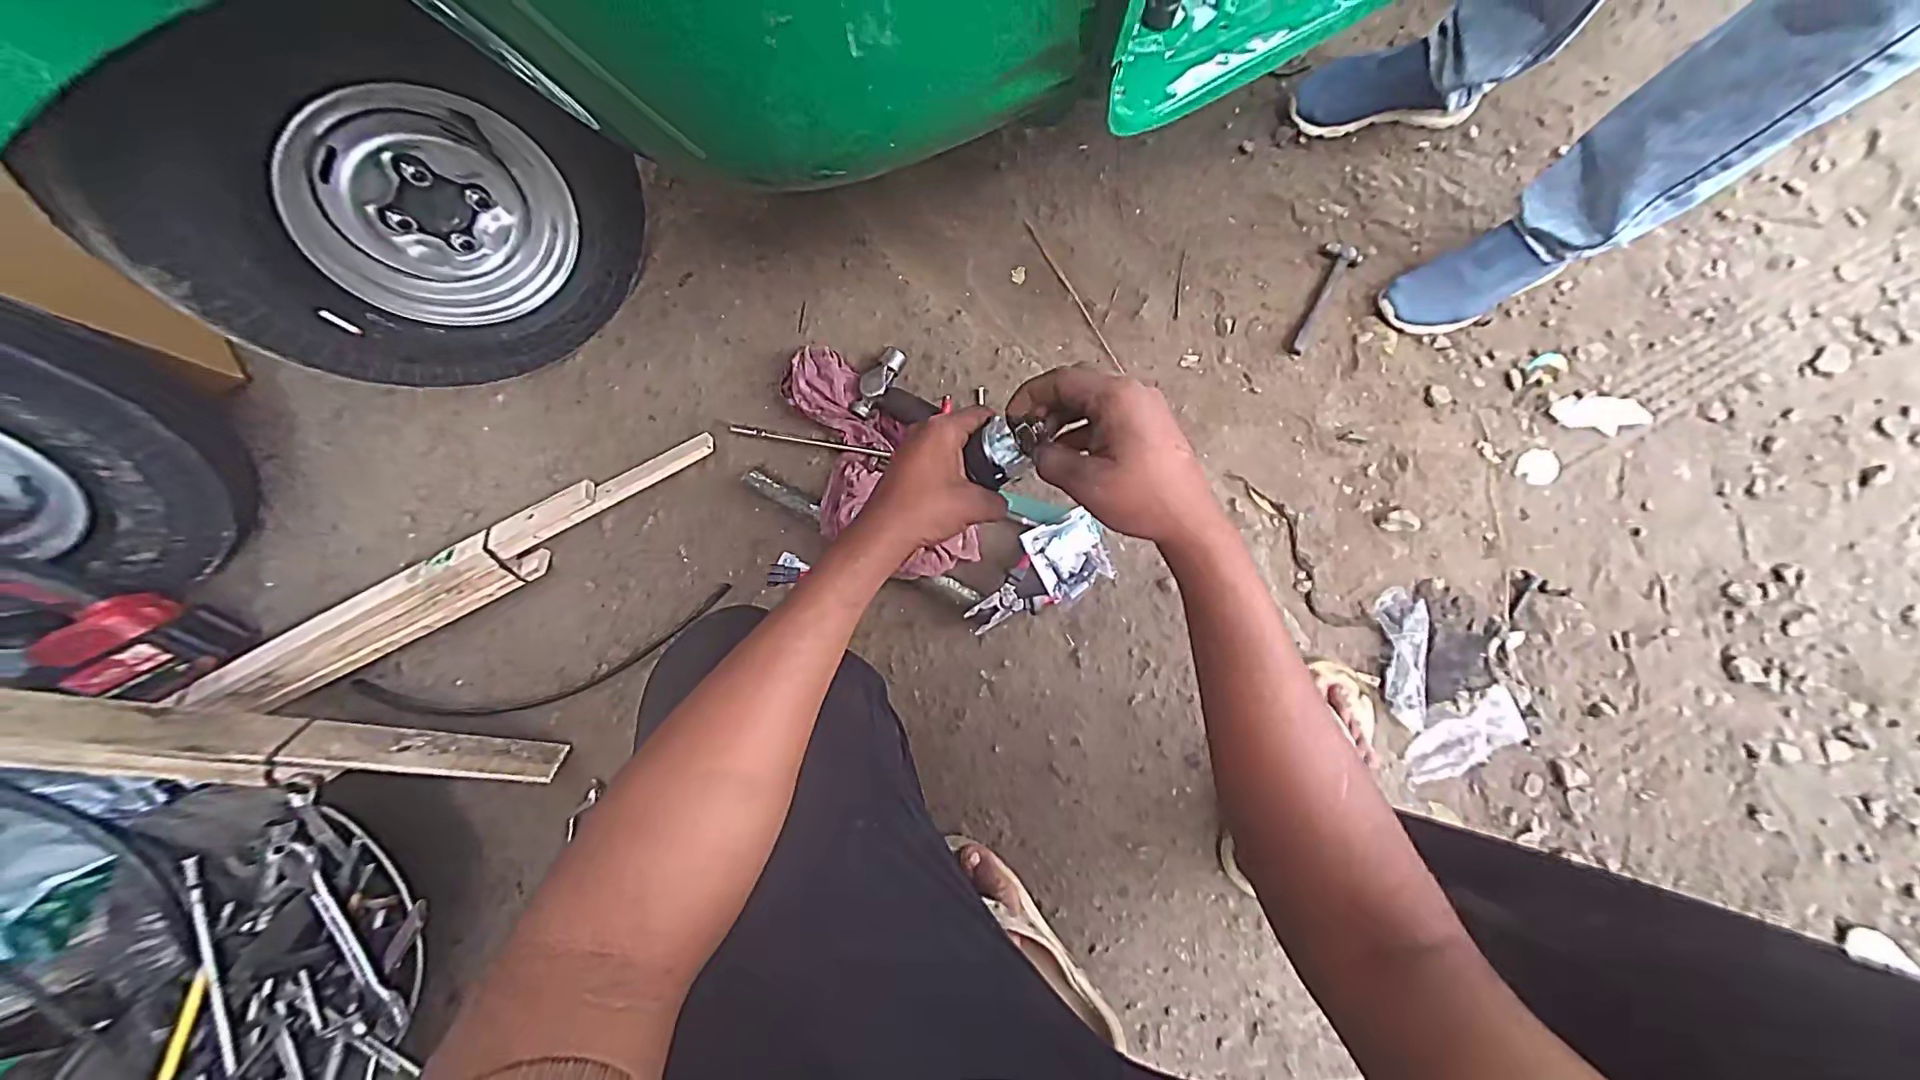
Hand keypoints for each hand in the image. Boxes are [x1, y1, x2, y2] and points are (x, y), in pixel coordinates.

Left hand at [858, 406, 1005, 550]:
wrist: (886, 532)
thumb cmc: (917, 511)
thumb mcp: (974, 505)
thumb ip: (998, 501)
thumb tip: (1001, 503)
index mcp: (941, 429)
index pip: (980, 414)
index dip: (999, 428)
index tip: (1007, 443)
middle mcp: (922, 431)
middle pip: (963, 429)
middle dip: (981, 449)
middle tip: (992, 469)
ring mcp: (909, 447)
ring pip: (947, 445)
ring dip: (962, 462)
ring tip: (972, 485)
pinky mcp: (903, 464)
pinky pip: (932, 459)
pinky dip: (945, 471)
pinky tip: (951, 493)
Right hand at [1007, 366, 1224, 548]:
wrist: (1188, 520)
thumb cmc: (1148, 499)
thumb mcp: (1083, 481)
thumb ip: (1049, 460)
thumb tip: (1037, 452)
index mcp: (1117, 397)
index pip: (1061, 380)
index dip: (1029, 396)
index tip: (1014, 416)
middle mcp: (1133, 394)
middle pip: (1076, 388)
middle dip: (1045, 409)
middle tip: (1026, 432)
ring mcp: (1144, 409)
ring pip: (1091, 403)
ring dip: (1063, 422)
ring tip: (1045, 447)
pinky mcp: (1148, 426)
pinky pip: (1107, 417)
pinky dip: (1083, 431)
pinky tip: (1070, 455)